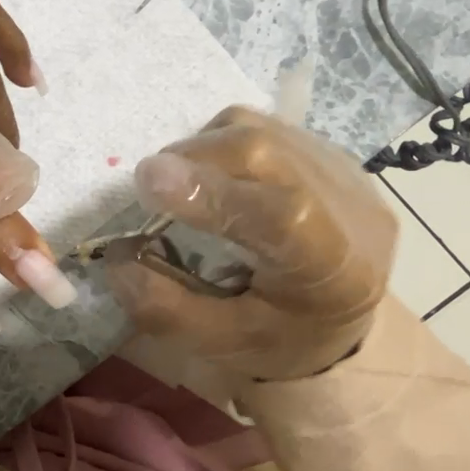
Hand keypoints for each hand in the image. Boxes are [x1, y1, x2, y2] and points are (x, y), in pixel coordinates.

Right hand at [104, 107, 398, 380]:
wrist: (337, 322)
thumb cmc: (275, 340)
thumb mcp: (215, 345)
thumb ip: (161, 303)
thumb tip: (116, 249)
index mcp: (333, 272)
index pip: (283, 215)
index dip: (212, 191)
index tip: (148, 182)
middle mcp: (353, 209)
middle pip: (264, 153)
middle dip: (191, 161)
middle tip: (151, 189)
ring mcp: (343, 171)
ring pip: (256, 129)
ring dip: (200, 149)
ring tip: (184, 186)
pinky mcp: (327, 150)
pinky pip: (261, 126)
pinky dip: (218, 144)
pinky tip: (216, 177)